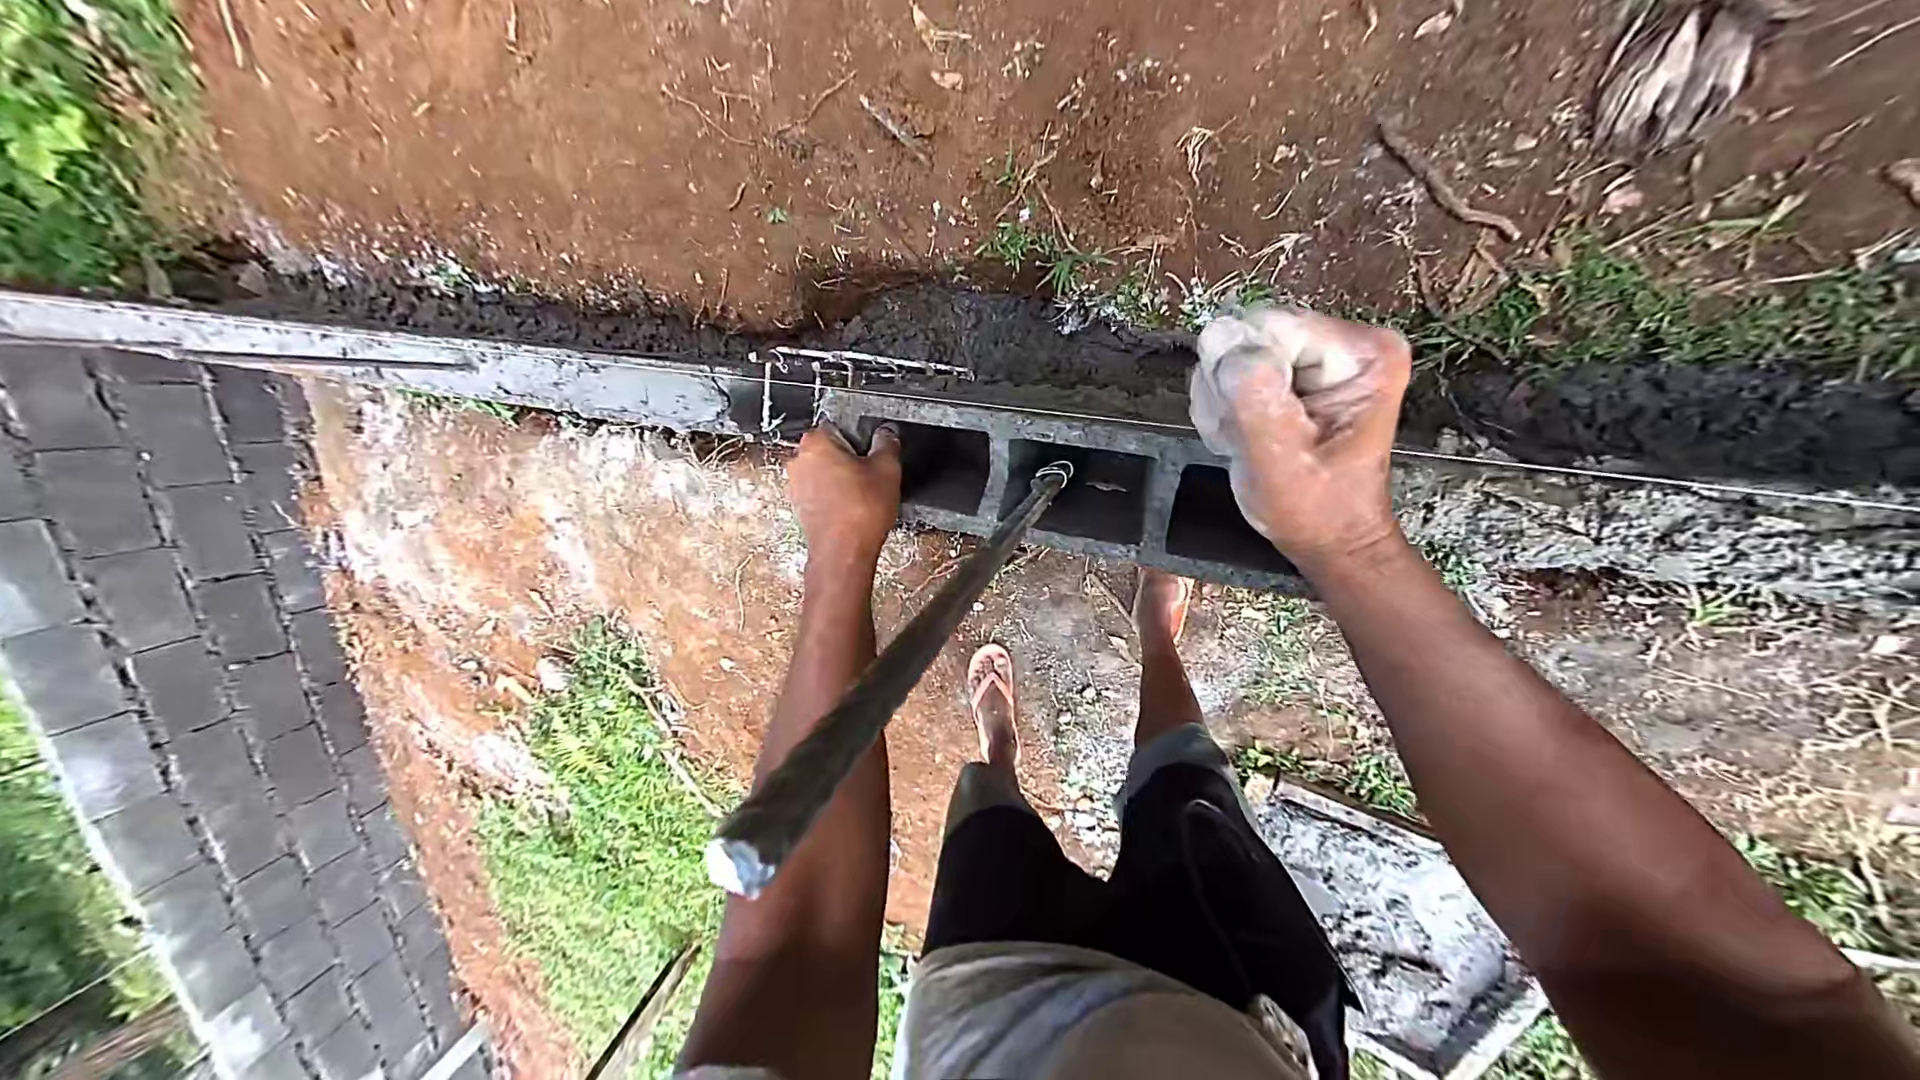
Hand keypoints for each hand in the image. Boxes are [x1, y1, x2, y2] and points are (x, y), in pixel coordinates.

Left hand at [787, 423, 901, 566]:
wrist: (844, 553)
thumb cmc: (860, 511)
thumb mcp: (888, 468)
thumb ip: (887, 443)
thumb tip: (887, 434)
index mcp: (815, 442)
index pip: (839, 426)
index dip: (860, 440)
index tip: (873, 454)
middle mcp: (799, 460)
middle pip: (830, 450)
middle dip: (850, 460)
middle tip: (872, 477)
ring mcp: (796, 486)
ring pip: (825, 473)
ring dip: (843, 480)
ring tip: (864, 497)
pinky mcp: (800, 508)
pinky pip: (821, 494)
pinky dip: (835, 498)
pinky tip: (853, 510)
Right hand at [1188, 309, 1410, 571]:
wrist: (1326, 537)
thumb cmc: (1313, 508)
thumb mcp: (1280, 458)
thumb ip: (1252, 396)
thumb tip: (1220, 334)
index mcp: (1363, 353)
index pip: (1268, 328)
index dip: (1240, 374)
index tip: (1249, 422)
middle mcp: (1345, 342)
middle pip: (1248, 338)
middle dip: (1230, 391)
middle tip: (1247, 438)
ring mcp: (1317, 356)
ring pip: (1232, 356)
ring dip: (1224, 405)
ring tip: (1248, 441)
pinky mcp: (1293, 372)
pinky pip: (1231, 373)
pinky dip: (1225, 410)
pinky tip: (1246, 437)